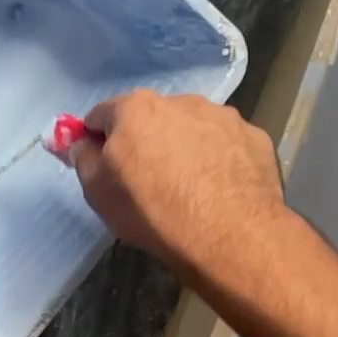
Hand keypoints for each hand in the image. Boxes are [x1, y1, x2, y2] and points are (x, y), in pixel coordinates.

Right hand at [68, 91, 286, 279]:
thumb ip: (82, 158)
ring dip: (183, 146)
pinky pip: (224, 144)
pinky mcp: (255, 137)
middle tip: (145, 180)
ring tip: (188, 187)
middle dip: (143, 141)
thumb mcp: (96, 190)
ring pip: (190, 128)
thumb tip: (83, 144)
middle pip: (149, 118)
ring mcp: (222, 117)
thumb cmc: (151, 210)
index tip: (102, 166)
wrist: (229, 236)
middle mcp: (179, 101)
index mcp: (134, 108)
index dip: (96, 139)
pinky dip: (217, 159)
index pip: (100, 115)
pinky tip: (218, 190)